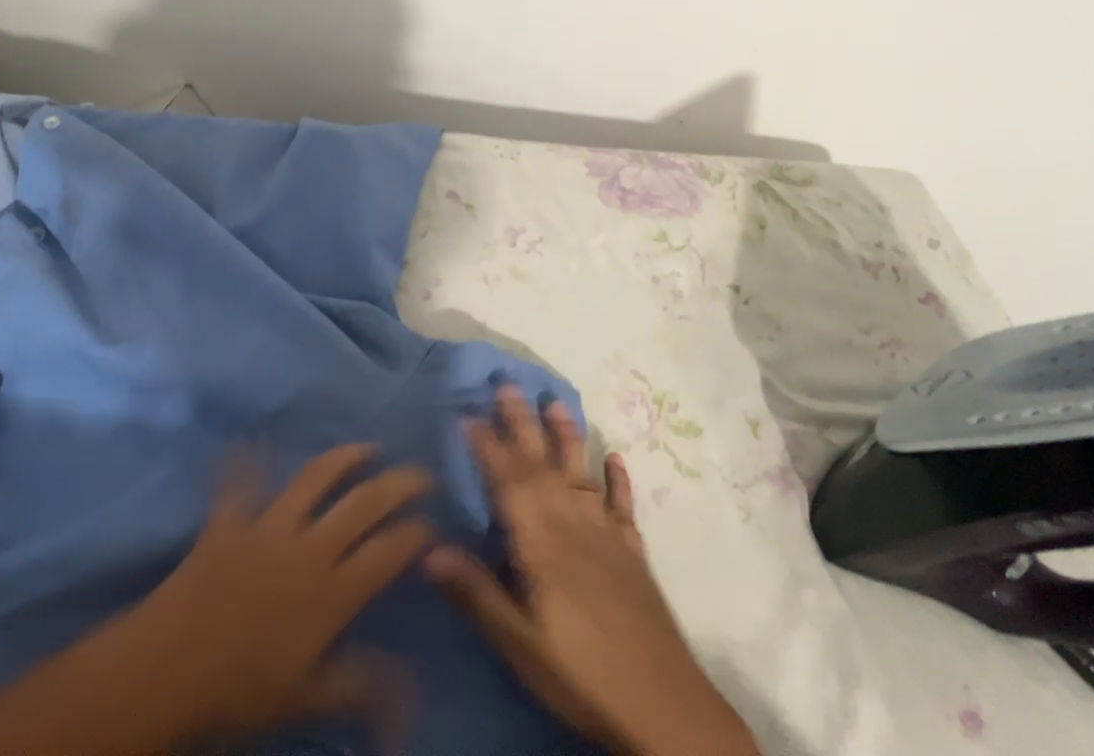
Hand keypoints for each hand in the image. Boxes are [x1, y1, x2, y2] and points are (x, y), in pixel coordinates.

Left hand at [136, 444, 434, 746]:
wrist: (168, 668)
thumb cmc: (241, 689)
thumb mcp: (309, 696)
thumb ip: (360, 685)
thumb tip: (408, 691)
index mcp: (333, 592)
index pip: (390, 551)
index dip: (417, 533)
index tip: (432, 524)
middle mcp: (308, 549)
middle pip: (364, 504)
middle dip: (399, 484)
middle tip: (420, 473)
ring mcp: (265, 528)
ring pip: (313, 479)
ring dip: (344, 458)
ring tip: (367, 448)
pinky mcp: (226, 521)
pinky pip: (240, 481)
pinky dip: (249, 459)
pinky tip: (258, 441)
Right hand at [425, 386, 758, 755]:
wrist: (667, 710)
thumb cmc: (582, 675)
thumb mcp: (519, 642)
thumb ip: (476, 592)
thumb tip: (426, 547)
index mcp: (542, 547)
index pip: (509, 484)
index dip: (488, 448)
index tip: (468, 413)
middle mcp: (576, 530)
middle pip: (543, 467)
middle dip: (522, 424)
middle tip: (507, 383)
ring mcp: (609, 540)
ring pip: (581, 476)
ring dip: (566, 437)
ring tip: (555, 401)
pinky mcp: (634, 558)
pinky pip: (622, 508)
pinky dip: (617, 481)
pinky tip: (615, 458)